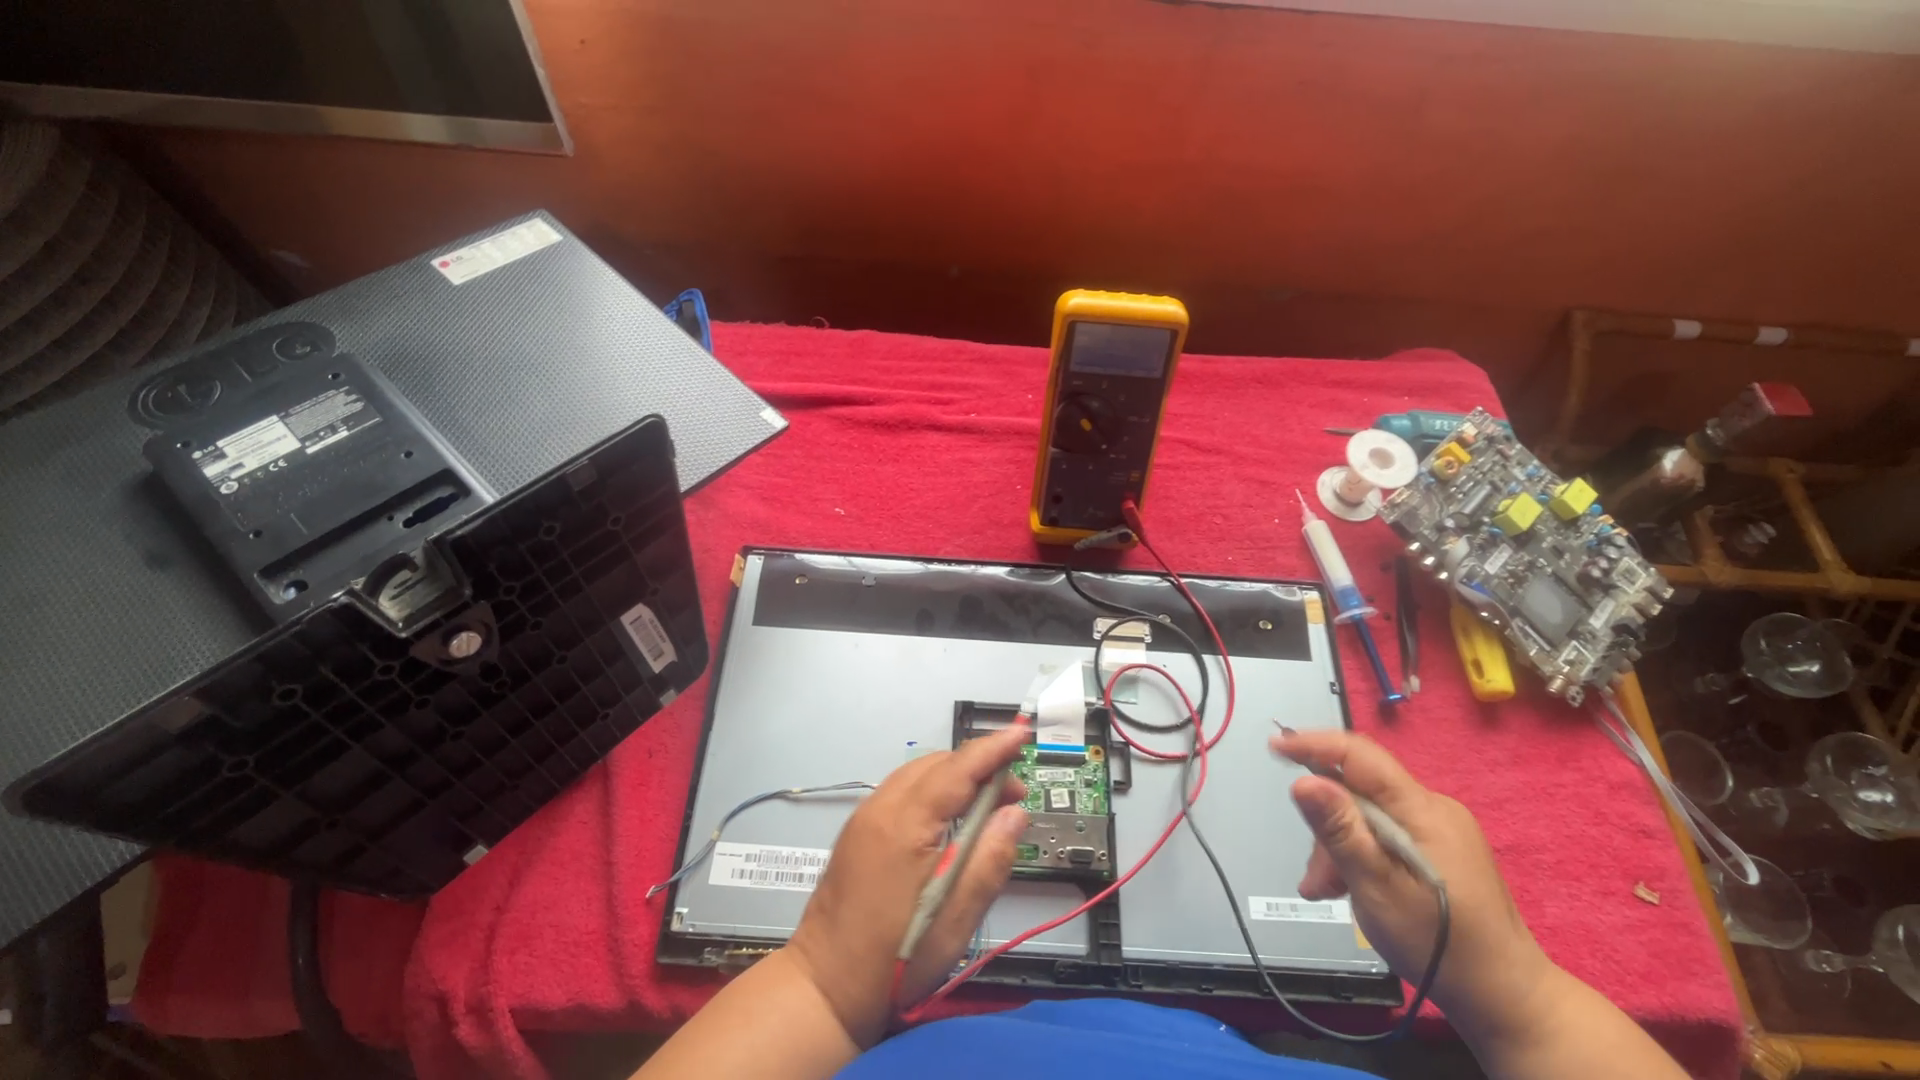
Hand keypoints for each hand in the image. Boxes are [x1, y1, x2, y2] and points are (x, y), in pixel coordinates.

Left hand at [782, 723, 1029, 1047]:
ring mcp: (863, 820)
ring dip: (955, 776)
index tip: (1023, 733)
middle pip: (937, 765)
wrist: (822, 988)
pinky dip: (932, 789)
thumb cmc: (893, 962)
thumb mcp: (955, 921)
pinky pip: (901, 791)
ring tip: (989, 803)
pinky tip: (949, 817)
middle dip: (979, 766)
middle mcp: (880, 810)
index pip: (958, 770)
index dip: (994, 749)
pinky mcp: (856, 834)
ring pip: (916, 774)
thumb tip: (1014, 814)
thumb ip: (989, 862)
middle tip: (1015, 794)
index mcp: (905, 826)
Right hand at [1270, 729, 1552, 1034]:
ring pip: (1369, 818)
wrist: (1506, 995)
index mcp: (1422, 810)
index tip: (1275, 745)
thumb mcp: (1377, 887)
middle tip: (1313, 877)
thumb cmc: (1440, 944)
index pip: (1360, 756)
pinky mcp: (1440, 850)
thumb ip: (1340, 832)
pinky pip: (1385, 836)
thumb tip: (1303, 782)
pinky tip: (1349, 889)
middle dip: (1326, 824)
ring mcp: (1439, 830)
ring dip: (1340, 848)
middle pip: (1360, 793)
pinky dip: (1360, 856)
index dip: (1314, 745)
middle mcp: (1433, 809)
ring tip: (1328, 892)